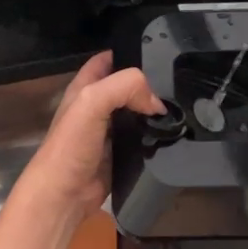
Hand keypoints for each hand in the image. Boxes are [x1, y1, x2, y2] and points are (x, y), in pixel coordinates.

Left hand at [14, 52, 163, 223]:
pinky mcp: (122, 155)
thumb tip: (157, 103)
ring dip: (156, 112)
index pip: (110, 60)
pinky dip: (157, 137)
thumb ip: (125, 88)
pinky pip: (144, 140)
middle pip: (129, 87)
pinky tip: (174, 134)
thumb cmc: (71, 146)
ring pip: (139, 114)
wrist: (64, 194)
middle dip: (151, 85)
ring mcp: (110, 132)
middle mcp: (97, 107)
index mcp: (84, 88)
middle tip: (179, 85)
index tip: (160, 55)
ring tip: (183, 108)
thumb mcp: (92, 101)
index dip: (131, 54)